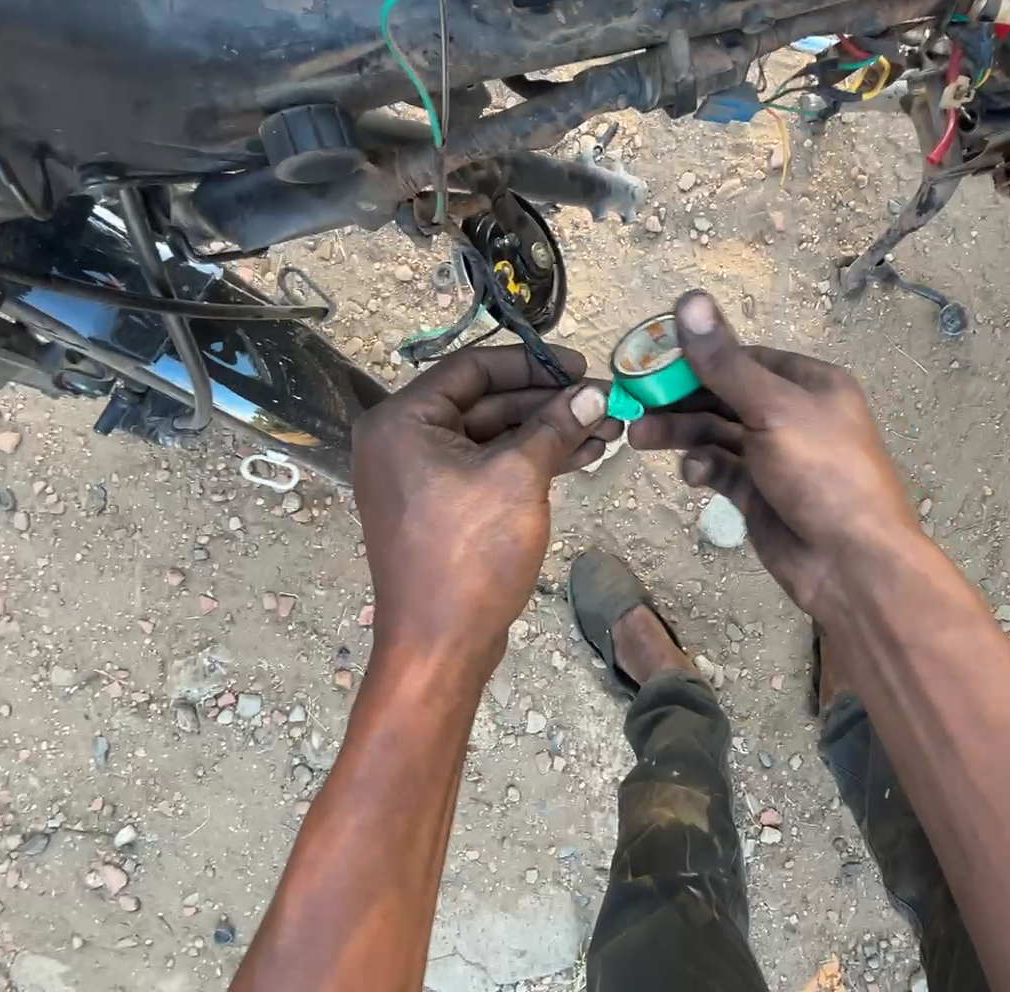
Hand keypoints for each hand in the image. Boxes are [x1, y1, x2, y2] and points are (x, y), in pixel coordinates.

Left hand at [353, 345, 618, 674]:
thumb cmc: (470, 554)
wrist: (440, 645)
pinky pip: (491, 467)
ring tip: (607, 432)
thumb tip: (595, 394)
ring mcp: (423, 476)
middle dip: (548, 404)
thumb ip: (555, 427)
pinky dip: (532, 461)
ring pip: (495, 438)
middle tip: (602, 402)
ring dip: (549, 433)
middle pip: (486, 403)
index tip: (580, 367)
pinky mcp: (444, 506)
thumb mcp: (519, 478)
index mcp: (403, 420)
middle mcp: (404, 440)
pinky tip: (582, 456)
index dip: (530, 364)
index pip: (471, 369)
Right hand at [627, 291, 919, 623]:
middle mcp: (792, 414)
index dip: (698, 356)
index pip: (744, 358)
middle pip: (724, 395)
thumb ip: (725, 362)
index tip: (652, 358)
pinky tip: (693, 475)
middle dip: (680, 399)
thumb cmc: (821, 471)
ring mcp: (774, 456)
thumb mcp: (772, 407)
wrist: (850, 561)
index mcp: (809, 383)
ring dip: (680, 432)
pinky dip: (703, 467)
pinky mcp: (758, 493)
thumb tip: (689, 300)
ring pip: (717, 433)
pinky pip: (722, 469)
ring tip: (638, 437)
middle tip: (633, 400)